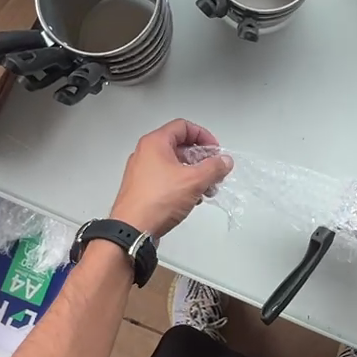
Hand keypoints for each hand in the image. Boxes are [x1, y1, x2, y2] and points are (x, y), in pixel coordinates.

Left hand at [110, 120, 232, 237]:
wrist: (132, 229)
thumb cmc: (156, 201)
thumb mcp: (194, 180)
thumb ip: (214, 167)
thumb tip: (224, 161)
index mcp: (155, 143)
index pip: (183, 126)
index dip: (203, 136)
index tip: (215, 151)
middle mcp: (146, 153)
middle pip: (180, 146)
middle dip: (201, 159)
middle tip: (214, 171)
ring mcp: (142, 171)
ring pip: (174, 165)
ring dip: (194, 174)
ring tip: (207, 189)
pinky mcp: (142, 188)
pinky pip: (166, 179)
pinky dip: (182, 184)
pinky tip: (193, 198)